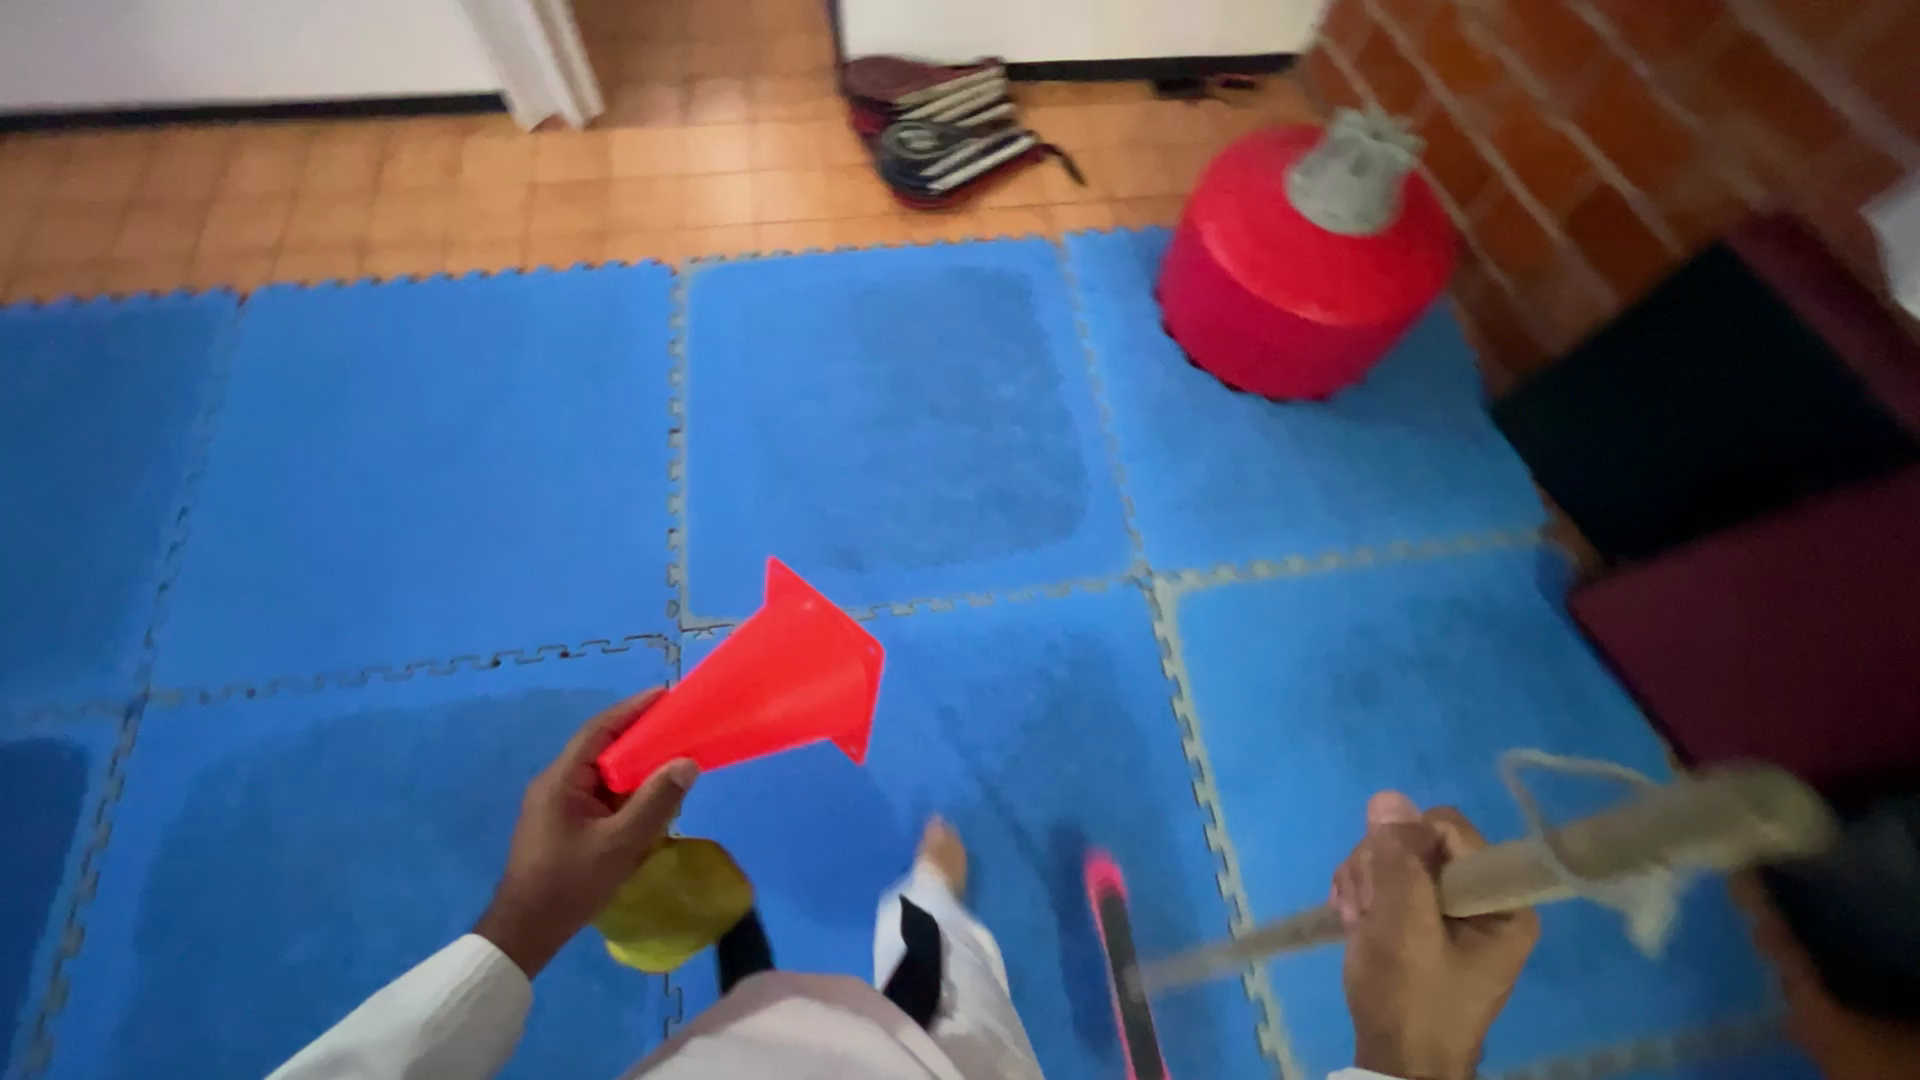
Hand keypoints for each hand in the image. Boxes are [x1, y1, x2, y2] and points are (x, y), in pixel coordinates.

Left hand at [474, 689, 699, 977]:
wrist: (525, 935)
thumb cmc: (570, 883)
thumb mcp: (621, 842)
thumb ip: (656, 801)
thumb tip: (688, 763)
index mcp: (562, 779)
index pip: (600, 729)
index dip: (632, 709)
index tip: (665, 694)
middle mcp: (556, 783)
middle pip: (602, 746)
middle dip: (641, 734)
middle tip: (679, 726)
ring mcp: (557, 804)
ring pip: (603, 771)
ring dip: (636, 764)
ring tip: (673, 758)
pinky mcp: (564, 822)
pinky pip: (601, 792)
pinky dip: (628, 787)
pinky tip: (652, 797)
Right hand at [1332, 792, 1538, 1079]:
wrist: (1395, 1058)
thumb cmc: (1411, 996)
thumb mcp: (1402, 926)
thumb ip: (1398, 860)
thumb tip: (1388, 798)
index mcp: (1501, 900)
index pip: (1447, 828)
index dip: (1407, 843)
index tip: (1386, 880)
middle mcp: (1479, 896)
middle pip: (1414, 839)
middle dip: (1377, 866)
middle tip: (1367, 907)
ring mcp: (1446, 906)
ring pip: (1390, 854)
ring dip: (1362, 881)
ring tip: (1358, 919)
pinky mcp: (1418, 916)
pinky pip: (1381, 876)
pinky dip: (1359, 892)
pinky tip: (1354, 919)